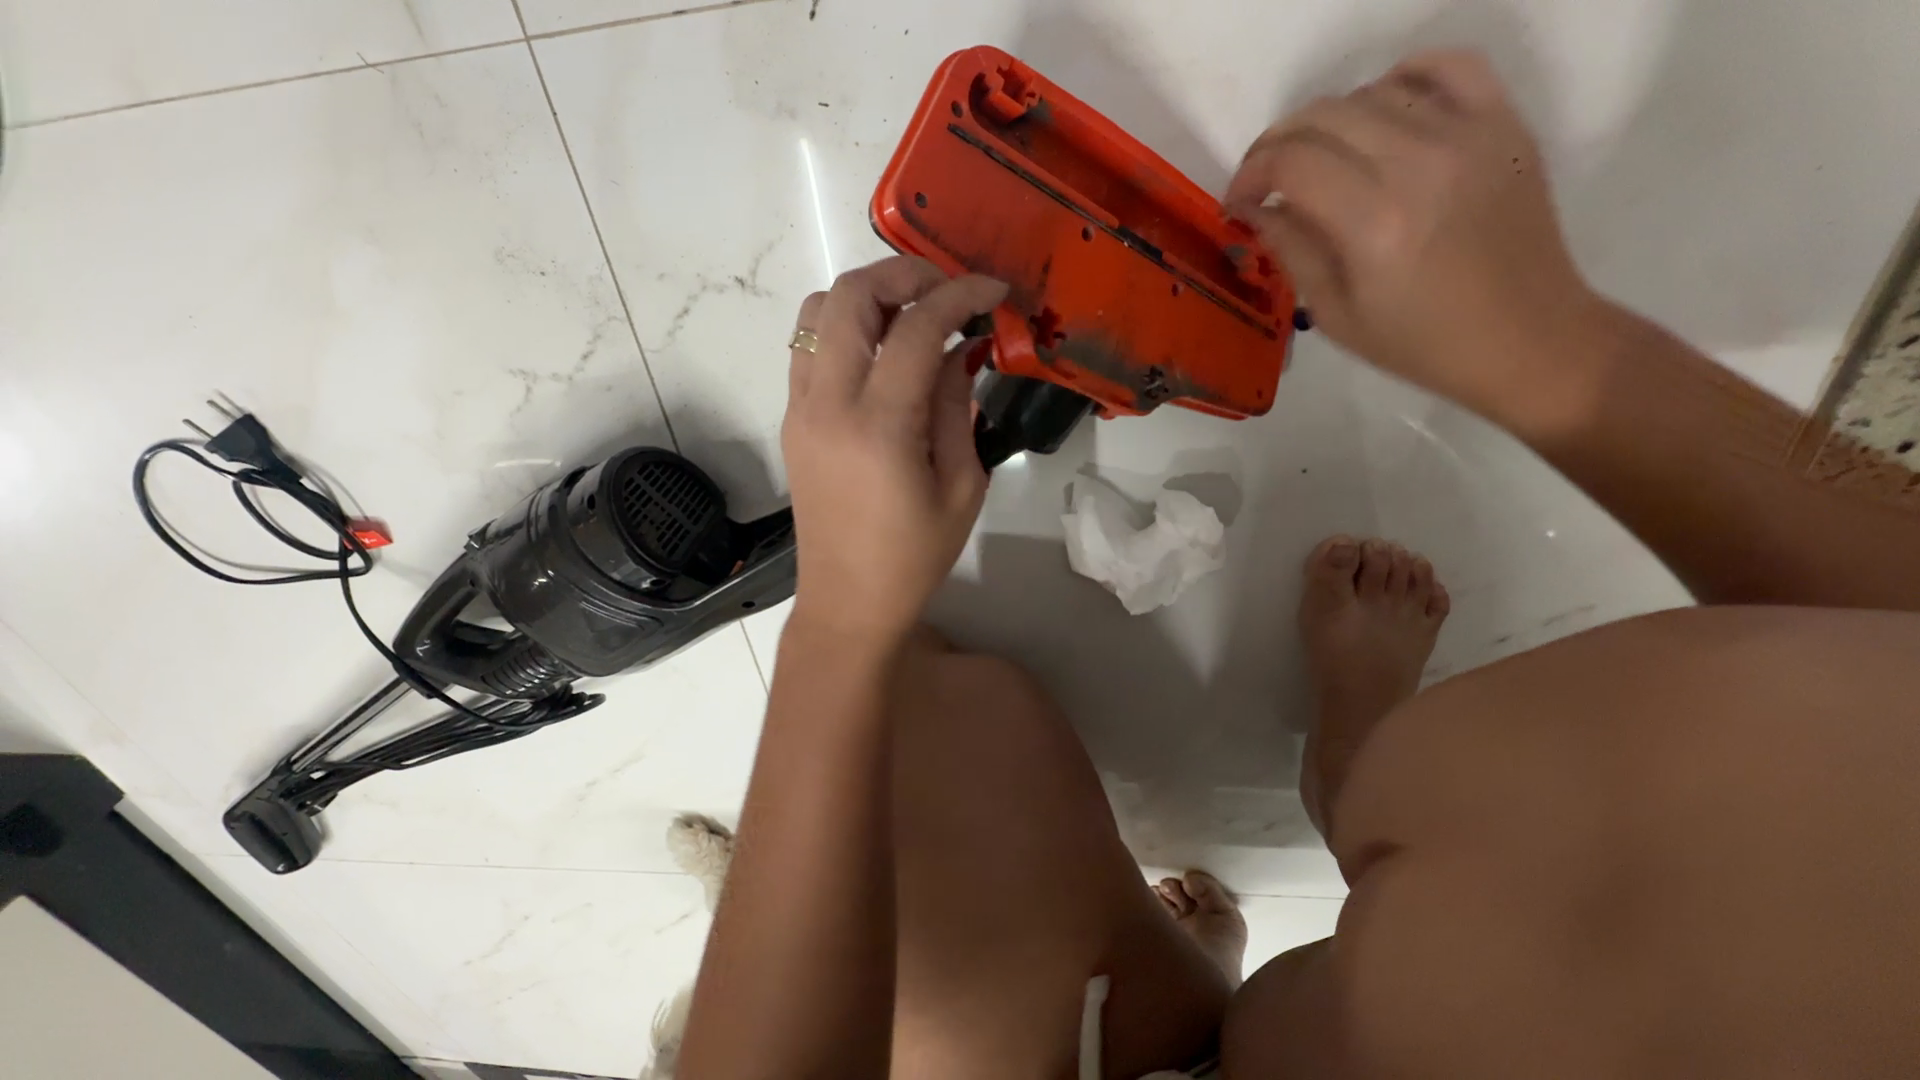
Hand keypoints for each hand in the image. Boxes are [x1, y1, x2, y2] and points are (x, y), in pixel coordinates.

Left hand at [781, 256, 1007, 639]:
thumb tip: (958, 350)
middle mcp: (828, 404)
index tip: (993, 290)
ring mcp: (801, 409)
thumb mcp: (962, 486)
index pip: (916, 327)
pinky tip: (884, 352)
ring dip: (868, 296)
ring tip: (913, 315)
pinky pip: (810, 347)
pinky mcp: (792, 420)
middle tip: (946, 291)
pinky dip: (846, 328)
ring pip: (818, 312)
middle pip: (851, 296)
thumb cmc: (914, 556)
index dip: (960, 294)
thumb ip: (956, 406)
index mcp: (879, 426)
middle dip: (903, 273)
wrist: (847, 601)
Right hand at [1227, 51, 1610, 422]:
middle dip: (1277, 145)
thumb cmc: (1421, 342)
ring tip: (1324, 160)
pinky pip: (1448, 67)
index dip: (1249, 174)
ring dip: (1331, 122)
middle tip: (1267, 181)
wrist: (1527, 338)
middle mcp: (1417, 164)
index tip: (1239, 202)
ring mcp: (1466, 136)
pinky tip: (1384, 110)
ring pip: (1372, 91)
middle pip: (1322, 116)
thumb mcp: (1336, 314)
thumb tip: (1253, 208)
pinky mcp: (1502, 125)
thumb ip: (1291, 250)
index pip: (1290, 161)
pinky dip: (1405, 77)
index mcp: (1372, 222)